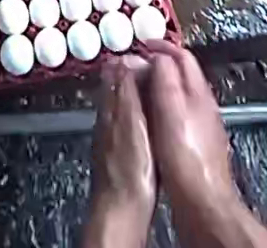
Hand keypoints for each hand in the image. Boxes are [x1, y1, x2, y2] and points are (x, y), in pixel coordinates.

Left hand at [84, 56, 154, 247]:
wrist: (120, 209)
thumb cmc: (129, 170)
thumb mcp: (131, 123)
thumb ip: (126, 91)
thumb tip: (123, 59)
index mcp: (111, 104)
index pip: (118, 69)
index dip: (135, 60)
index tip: (153, 56)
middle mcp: (108, 114)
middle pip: (119, 83)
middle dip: (137, 73)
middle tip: (158, 69)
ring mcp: (112, 132)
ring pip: (124, 101)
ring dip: (139, 92)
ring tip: (158, 90)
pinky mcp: (120, 149)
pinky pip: (129, 120)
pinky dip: (140, 112)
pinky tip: (151, 120)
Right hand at [136, 39, 238, 220]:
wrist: (203, 204)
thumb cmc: (187, 157)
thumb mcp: (170, 107)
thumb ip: (164, 76)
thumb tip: (156, 56)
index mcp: (198, 92)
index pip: (182, 55)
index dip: (161, 46)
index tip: (142, 44)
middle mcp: (202, 106)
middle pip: (180, 74)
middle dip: (157, 65)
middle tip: (134, 65)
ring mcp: (201, 127)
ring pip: (177, 95)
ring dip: (157, 88)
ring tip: (137, 89)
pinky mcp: (195, 147)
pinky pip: (176, 116)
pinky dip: (160, 110)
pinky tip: (148, 122)